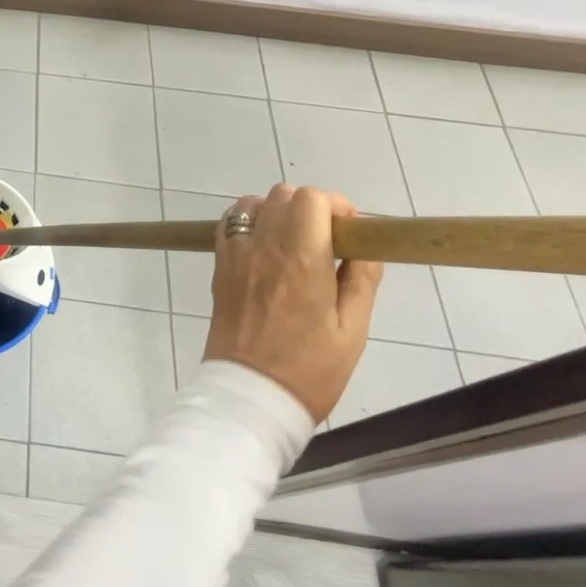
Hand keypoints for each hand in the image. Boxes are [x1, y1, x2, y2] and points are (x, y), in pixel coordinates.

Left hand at [202, 183, 382, 422]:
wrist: (250, 392)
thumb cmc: (310, 368)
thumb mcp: (353, 329)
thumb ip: (361, 279)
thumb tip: (365, 245)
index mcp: (300, 259)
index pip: (311, 199)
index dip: (336, 206)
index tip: (350, 233)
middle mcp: (262, 247)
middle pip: (282, 195)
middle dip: (310, 207)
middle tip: (329, 240)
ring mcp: (235, 254)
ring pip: (253, 203)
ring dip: (278, 212)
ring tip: (297, 243)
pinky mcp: (219, 266)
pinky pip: (231, 224)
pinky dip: (250, 222)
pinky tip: (267, 248)